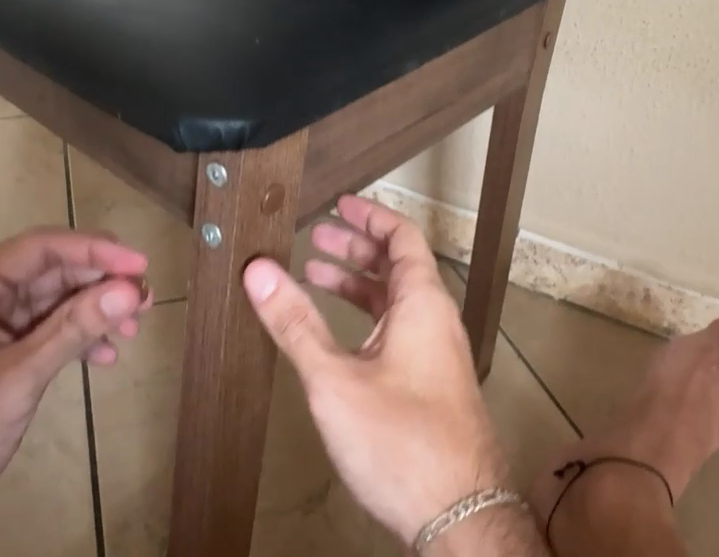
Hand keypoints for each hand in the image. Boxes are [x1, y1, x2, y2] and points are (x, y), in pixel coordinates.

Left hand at [0, 229, 149, 549]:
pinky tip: (99, 358)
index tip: (141, 265)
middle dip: (98, 284)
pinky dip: (69, 342)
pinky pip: (35, 337)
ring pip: (45, 307)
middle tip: (144, 300)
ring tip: (131, 329)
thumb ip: (73, 329)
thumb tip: (129, 290)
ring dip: (89, 314)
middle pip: (46, 274)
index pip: (40, 249)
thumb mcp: (16, 379)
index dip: (95, 251)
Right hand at [243, 195, 509, 543]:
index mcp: (422, 303)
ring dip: (358, 284)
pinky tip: (338, 335)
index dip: (370, 216)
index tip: (339, 203)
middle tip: (314, 238)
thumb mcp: (335, 379)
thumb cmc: (401, 441)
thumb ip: (295, 322)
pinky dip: (367, 318)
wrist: (460, 516)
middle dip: (355, 248)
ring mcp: (436, 354)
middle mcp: (435, 320)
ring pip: (397, 300)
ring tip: (314, 277)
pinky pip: (399, 330)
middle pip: (398, 265)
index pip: (402, 236)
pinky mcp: (431, 383)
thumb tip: (258, 270)